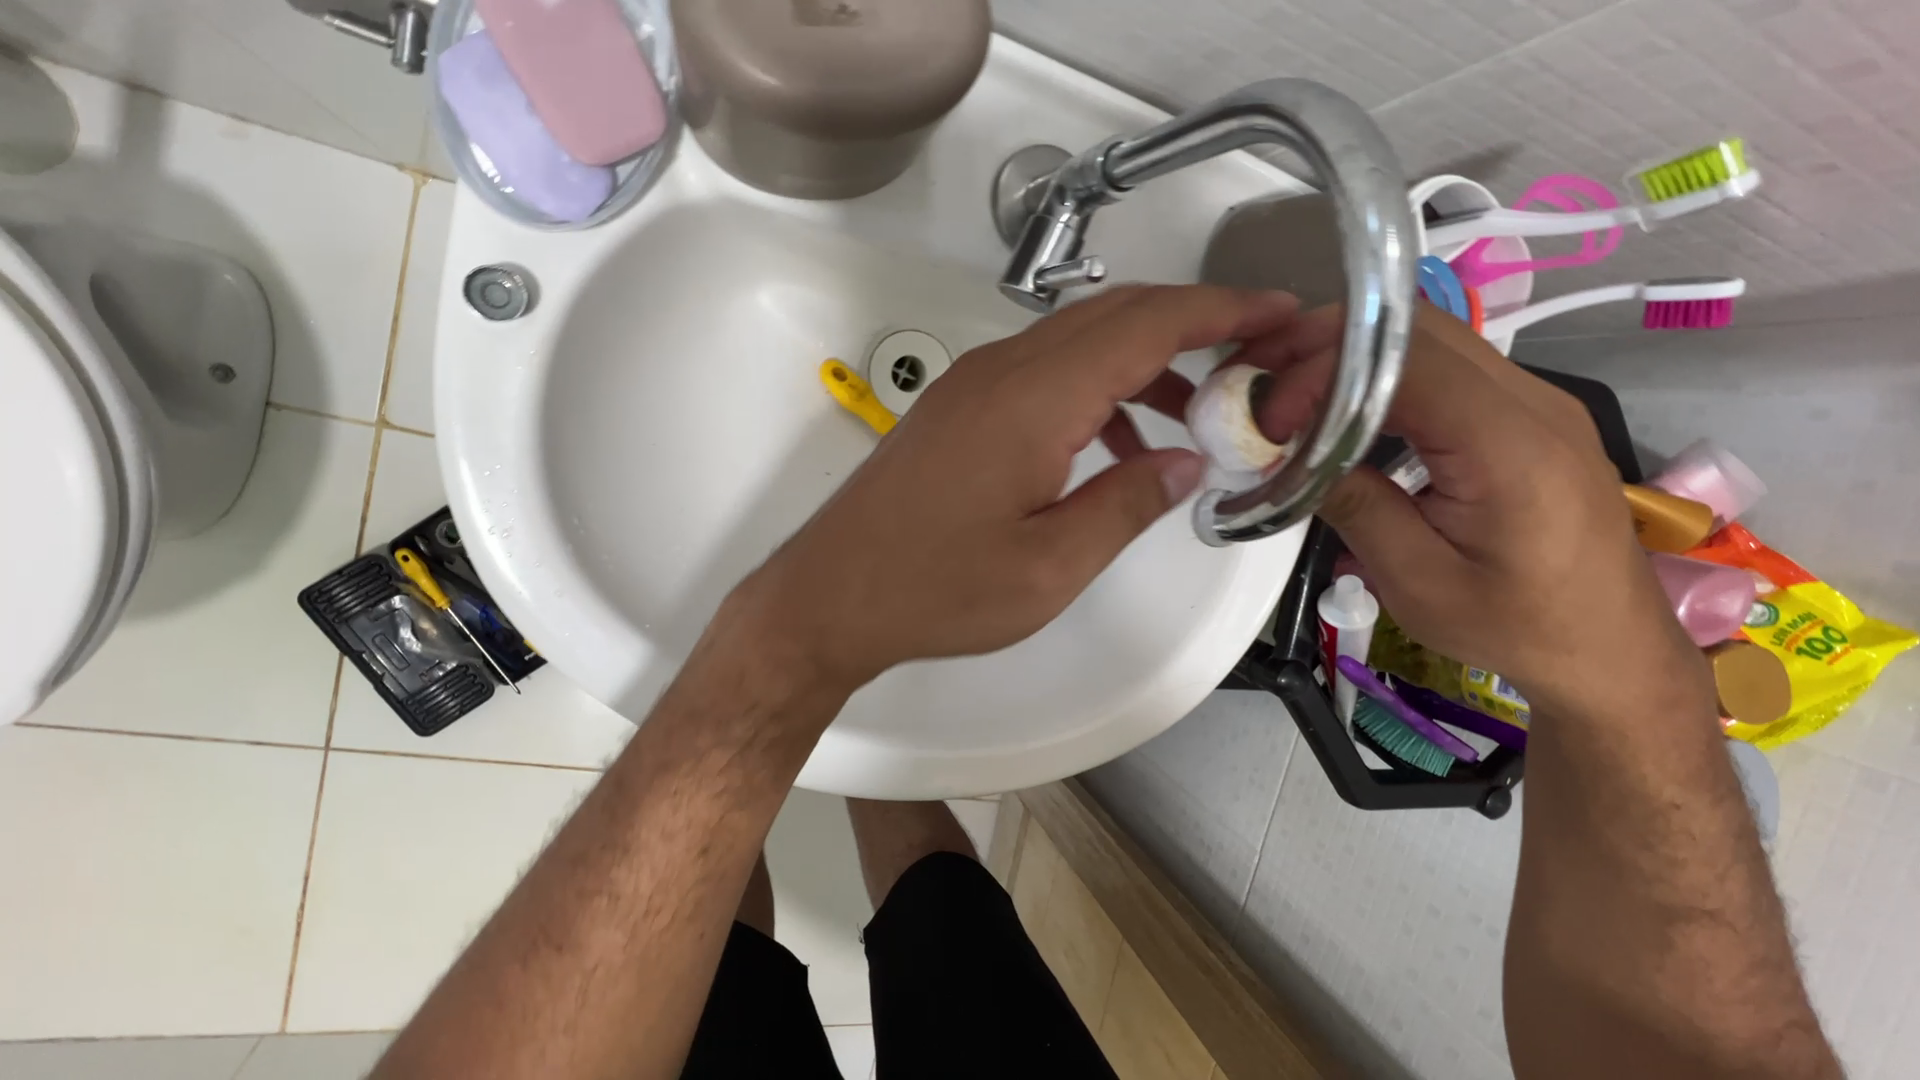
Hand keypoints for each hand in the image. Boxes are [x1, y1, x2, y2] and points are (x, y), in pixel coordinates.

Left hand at [731, 285, 1299, 693]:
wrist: (830, 596)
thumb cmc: (936, 589)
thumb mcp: (1050, 566)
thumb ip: (1127, 504)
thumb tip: (1187, 461)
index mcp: (1033, 398)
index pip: (1146, 324)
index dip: (1221, 311)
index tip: (1281, 311)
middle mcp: (1002, 370)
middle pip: (1115, 314)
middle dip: (1193, 322)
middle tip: (1257, 351)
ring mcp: (974, 383)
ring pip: (1079, 341)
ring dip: (1144, 362)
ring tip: (1197, 415)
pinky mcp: (958, 406)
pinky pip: (1043, 372)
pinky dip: (1096, 389)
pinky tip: (1116, 446)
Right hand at [1254, 305, 1713, 713]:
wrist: (1608, 649)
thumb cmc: (1514, 626)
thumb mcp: (1418, 581)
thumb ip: (1356, 506)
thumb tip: (1290, 454)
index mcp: (1510, 446)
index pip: (1404, 365)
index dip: (1322, 374)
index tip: (1268, 420)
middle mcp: (1534, 402)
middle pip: (1417, 329)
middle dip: (1326, 342)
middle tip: (1260, 378)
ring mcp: (1538, 401)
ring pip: (1432, 339)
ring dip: (1353, 354)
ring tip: (1289, 391)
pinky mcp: (1529, 414)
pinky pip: (1448, 369)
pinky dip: (1384, 375)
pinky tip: (1344, 412)